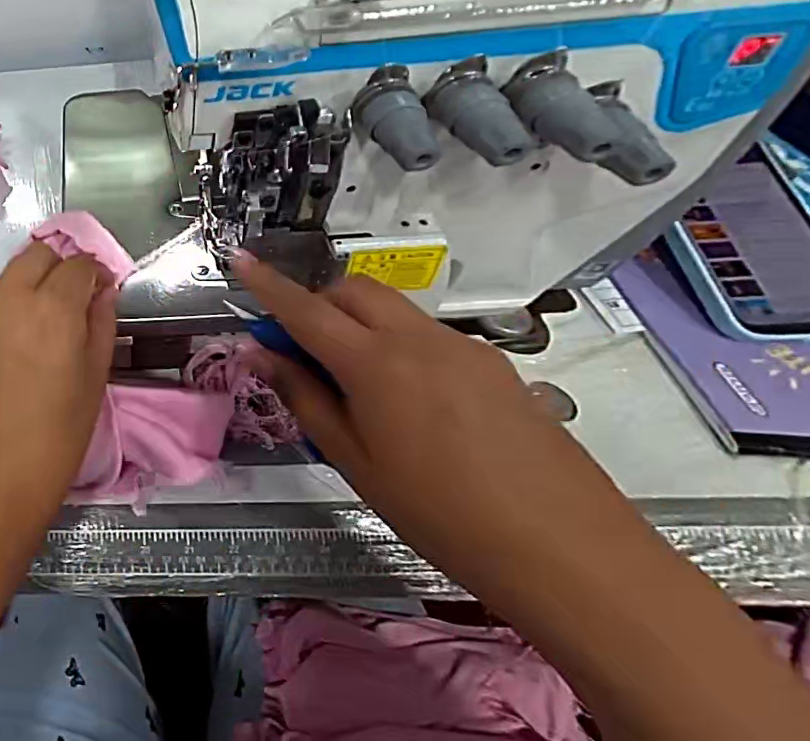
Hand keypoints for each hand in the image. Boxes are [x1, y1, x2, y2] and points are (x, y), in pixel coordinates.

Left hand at [0, 243, 115, 635]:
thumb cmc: (51, 444)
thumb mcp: (93, 383)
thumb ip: (101, 324)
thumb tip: (101, 292)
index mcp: (51, 311)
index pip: (79, 264)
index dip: (96, 274)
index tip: (102, 292)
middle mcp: (7, 298)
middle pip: (39, 254)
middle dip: (61, 268)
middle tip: (73, 302)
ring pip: (9, 276)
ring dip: (31, 287)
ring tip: (39, 331)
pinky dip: (4, 309)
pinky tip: (9, 349)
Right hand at [234, 252, 809, 740]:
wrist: (569, 551)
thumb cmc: (440, 514)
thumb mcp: (355, 462)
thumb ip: (304, 397)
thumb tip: (260, 352)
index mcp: (375, 363)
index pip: (305, 308)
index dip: (267, 283)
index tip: (240, 258)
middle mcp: (418, 338)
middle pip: (353, 290)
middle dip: (318, 302)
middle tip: (303, 349)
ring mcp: (463, 346)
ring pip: (393, 308)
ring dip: (358, 321)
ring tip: (357, 382)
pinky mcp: (495, 363)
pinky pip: (428, 333)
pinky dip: (398, 342)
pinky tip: (412, 401)